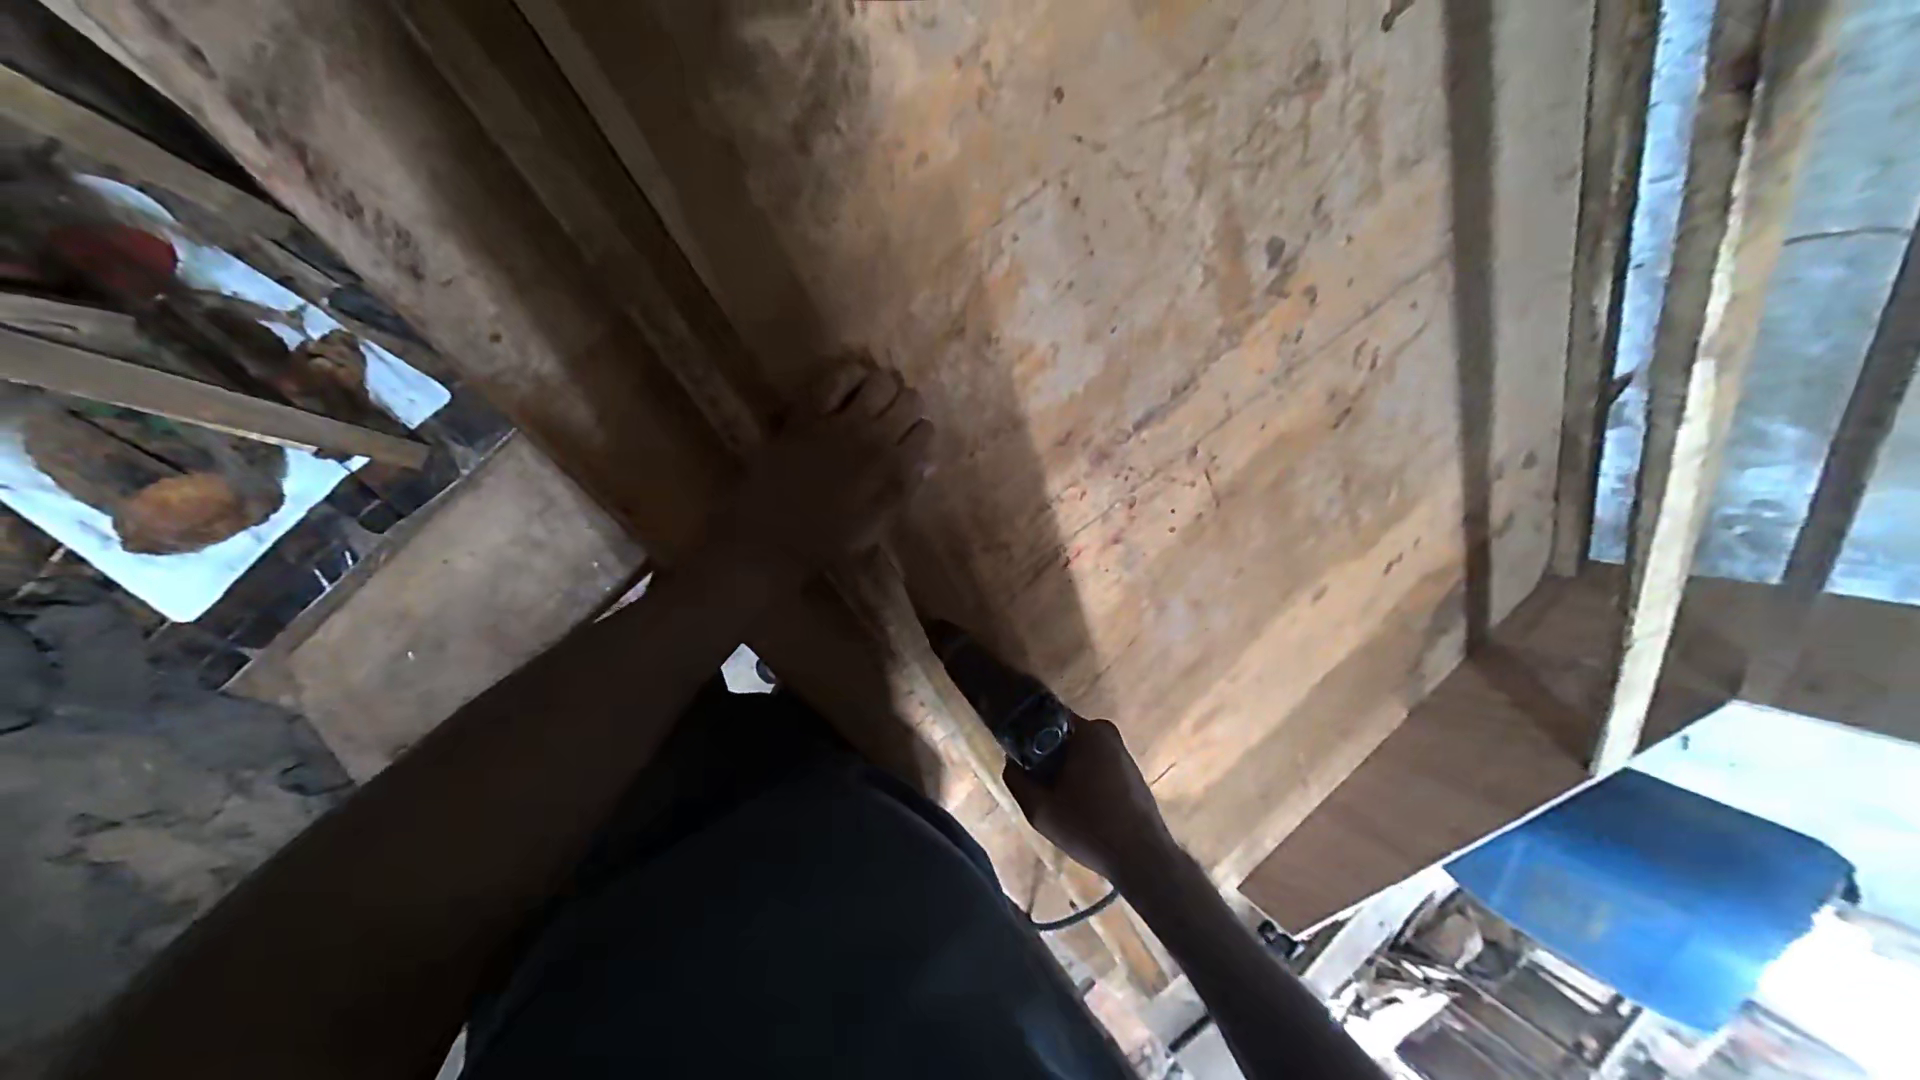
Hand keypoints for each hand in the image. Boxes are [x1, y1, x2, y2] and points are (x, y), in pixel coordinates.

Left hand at [711, 362, 933, 578]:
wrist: (769, 535)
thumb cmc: (826, 539)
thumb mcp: (876, 527)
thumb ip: (903, 490)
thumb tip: (928, 462)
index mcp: (894, 469)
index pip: (926, 430)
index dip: (919, 433)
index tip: (908, 440)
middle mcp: (876, 439)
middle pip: (912, 399)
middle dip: (906, 405)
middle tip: (892, 417)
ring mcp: (842, 421)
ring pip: (882, 381)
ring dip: (882, 388)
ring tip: (871, 401)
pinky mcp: (810, 411)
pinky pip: (839, 377)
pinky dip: (848, 377)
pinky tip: (846, 390)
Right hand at [1003, 717, 1180, 888]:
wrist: (1142, 858)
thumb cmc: (1089, 828)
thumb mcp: (1040, 810)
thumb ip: (1017, 780)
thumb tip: (1011, 761)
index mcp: (1087, 732)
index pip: (1045, 718)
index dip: (1027, 735)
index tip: (1019, 759)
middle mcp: (1106, 733)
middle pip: (1062, 736)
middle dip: (1047, 756)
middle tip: (1038, 786)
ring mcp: (1121, 751)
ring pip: (1079, 752)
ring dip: (1066, 769)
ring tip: (1058, 800)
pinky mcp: (1130, 770)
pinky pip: (1096, 764)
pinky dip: (1084, 778)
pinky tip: (1081, 807)